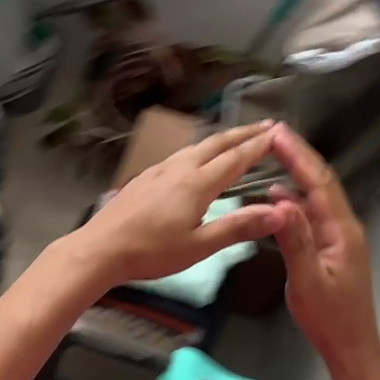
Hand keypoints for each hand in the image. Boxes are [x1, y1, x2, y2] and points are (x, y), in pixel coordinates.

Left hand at [68, 120, 292, 287]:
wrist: (100, 249)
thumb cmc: (151, 252)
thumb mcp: (199, 246)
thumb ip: (238, 227)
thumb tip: (279, 212)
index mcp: (196, 183)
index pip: (235, 159)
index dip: (258, 146)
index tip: (279, 133)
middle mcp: (178, 169)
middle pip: (216, 144)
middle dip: (243, 134)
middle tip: (266, 127)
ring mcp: (157, 171)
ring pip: (195, 147)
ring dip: (220, 141)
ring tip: (236, 140)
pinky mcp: (143, 178)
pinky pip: (178, 156)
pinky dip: (198, 151)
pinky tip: (195, 161)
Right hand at [265, 124, 379, 367]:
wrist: (351, 345)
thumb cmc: (330, 317)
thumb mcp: (308, 281)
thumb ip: (296, 240)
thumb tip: (281, 202)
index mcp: (342, 231)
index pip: (319, 183)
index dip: (299, 156)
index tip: (277, 134)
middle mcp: (344, 227)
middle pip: (321, 183)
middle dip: (298, 156)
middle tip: (273, 134)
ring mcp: (339, 237)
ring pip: (316, 197)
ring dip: (296, 174)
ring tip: (272, 155)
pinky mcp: (331, 248)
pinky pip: (312, 214)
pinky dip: (293, 199)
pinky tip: (275, 196)